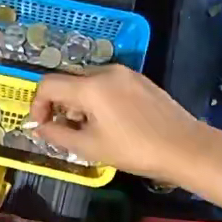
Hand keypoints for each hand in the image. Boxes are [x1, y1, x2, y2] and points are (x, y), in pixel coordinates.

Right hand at [30, 66, 213, 183]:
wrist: (184, 147)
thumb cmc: (134, 150)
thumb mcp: (90, 148)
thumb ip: (58, 135)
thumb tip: (40, 128)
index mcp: (90, 86)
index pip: (48, 85)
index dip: (37, 105)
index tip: (43, 127)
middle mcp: (105, 71)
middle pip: (68, 81)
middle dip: (60, 105)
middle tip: (67, 132)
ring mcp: (125, 73)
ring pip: (88, 82)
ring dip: (79, 103)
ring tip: (90, 130)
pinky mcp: (140, 80)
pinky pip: (108, 84)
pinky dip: (98, 99)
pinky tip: (111, 123)